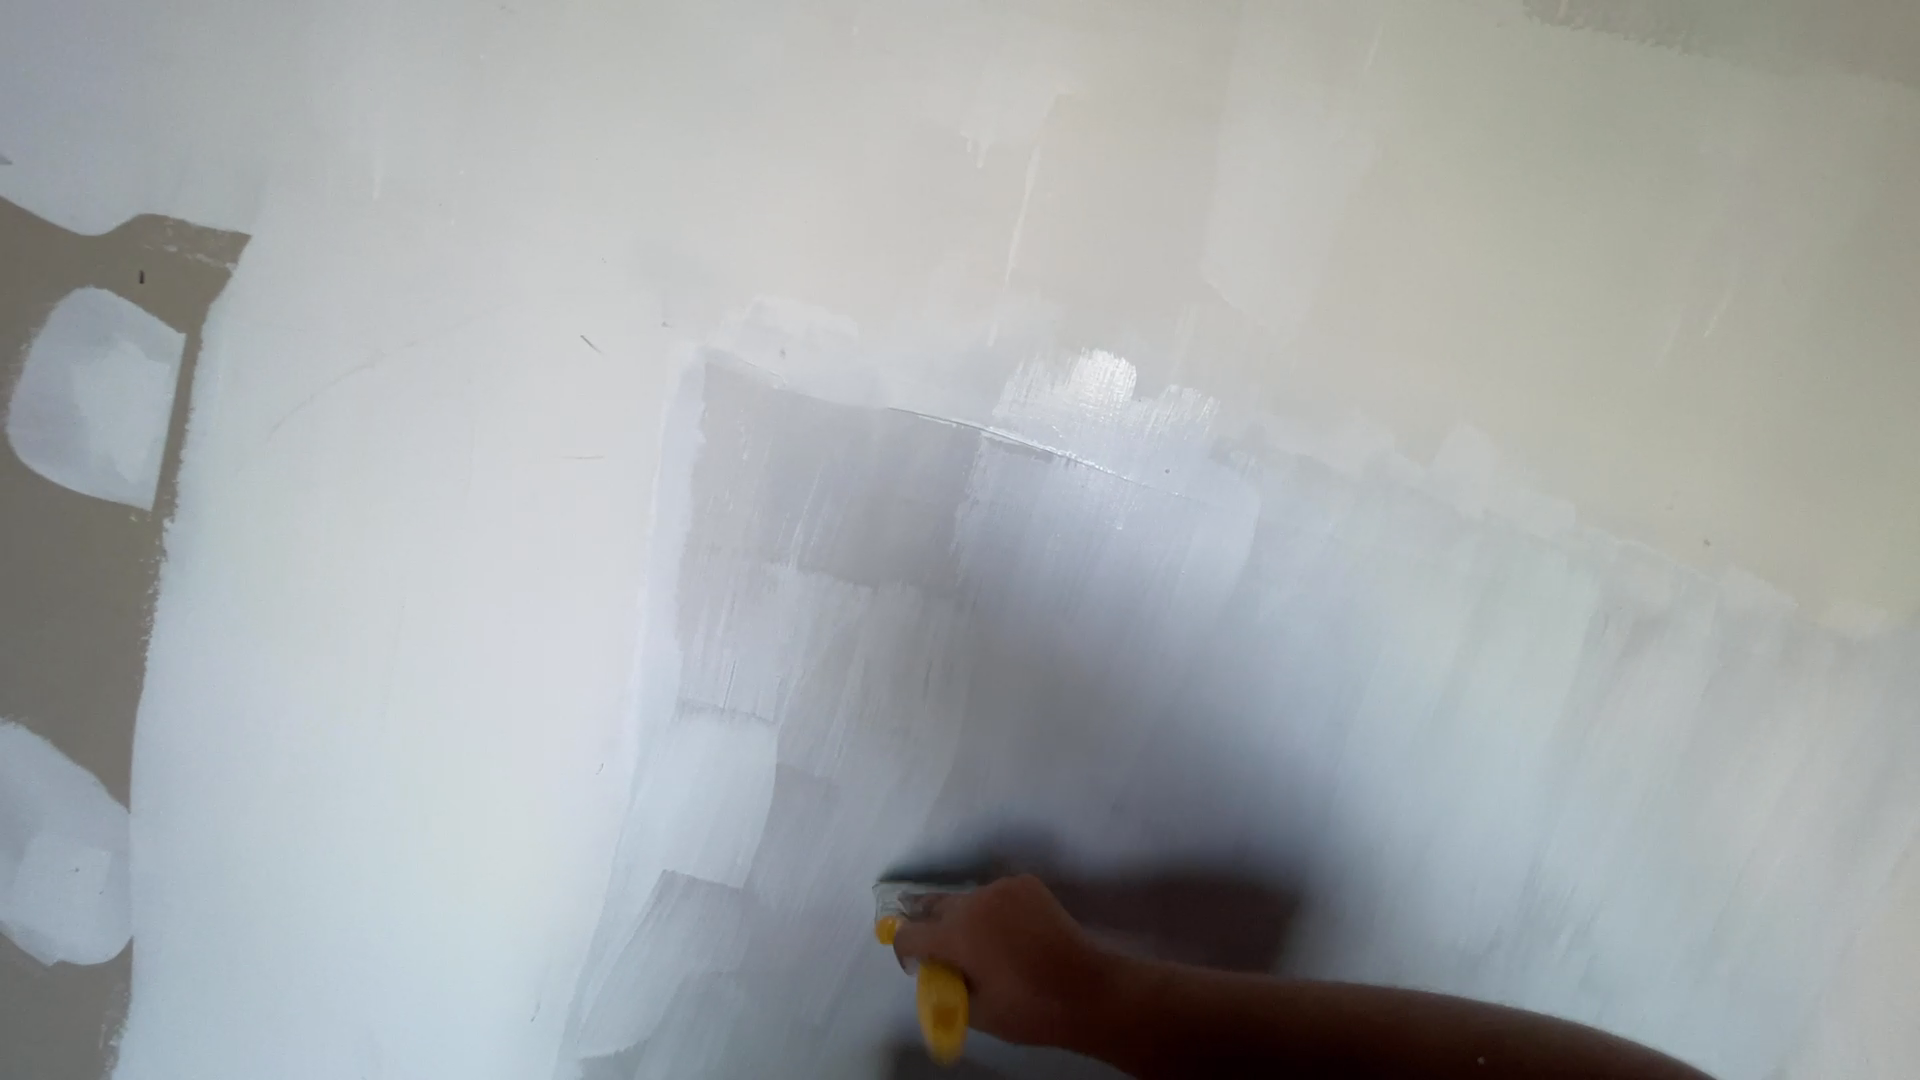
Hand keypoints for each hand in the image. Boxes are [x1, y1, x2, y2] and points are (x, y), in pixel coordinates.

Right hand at [890, 874, 1124, 1047]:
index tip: (917, 967)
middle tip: (940, 949)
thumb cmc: (1029, 1008)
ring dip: (964, 918)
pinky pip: (997, 895)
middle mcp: (973, 902)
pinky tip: (1012, 933)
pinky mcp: (1025, 883)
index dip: (904, 951)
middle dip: (929, 926)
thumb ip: (946, 989)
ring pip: (968, 899)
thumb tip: (936, 972)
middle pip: (934, 906)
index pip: (908, 933)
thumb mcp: (977, 1012)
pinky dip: (994, 911)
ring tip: (983, 943)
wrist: (1087, 988)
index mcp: (956, 934)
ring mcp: (1001, 887)